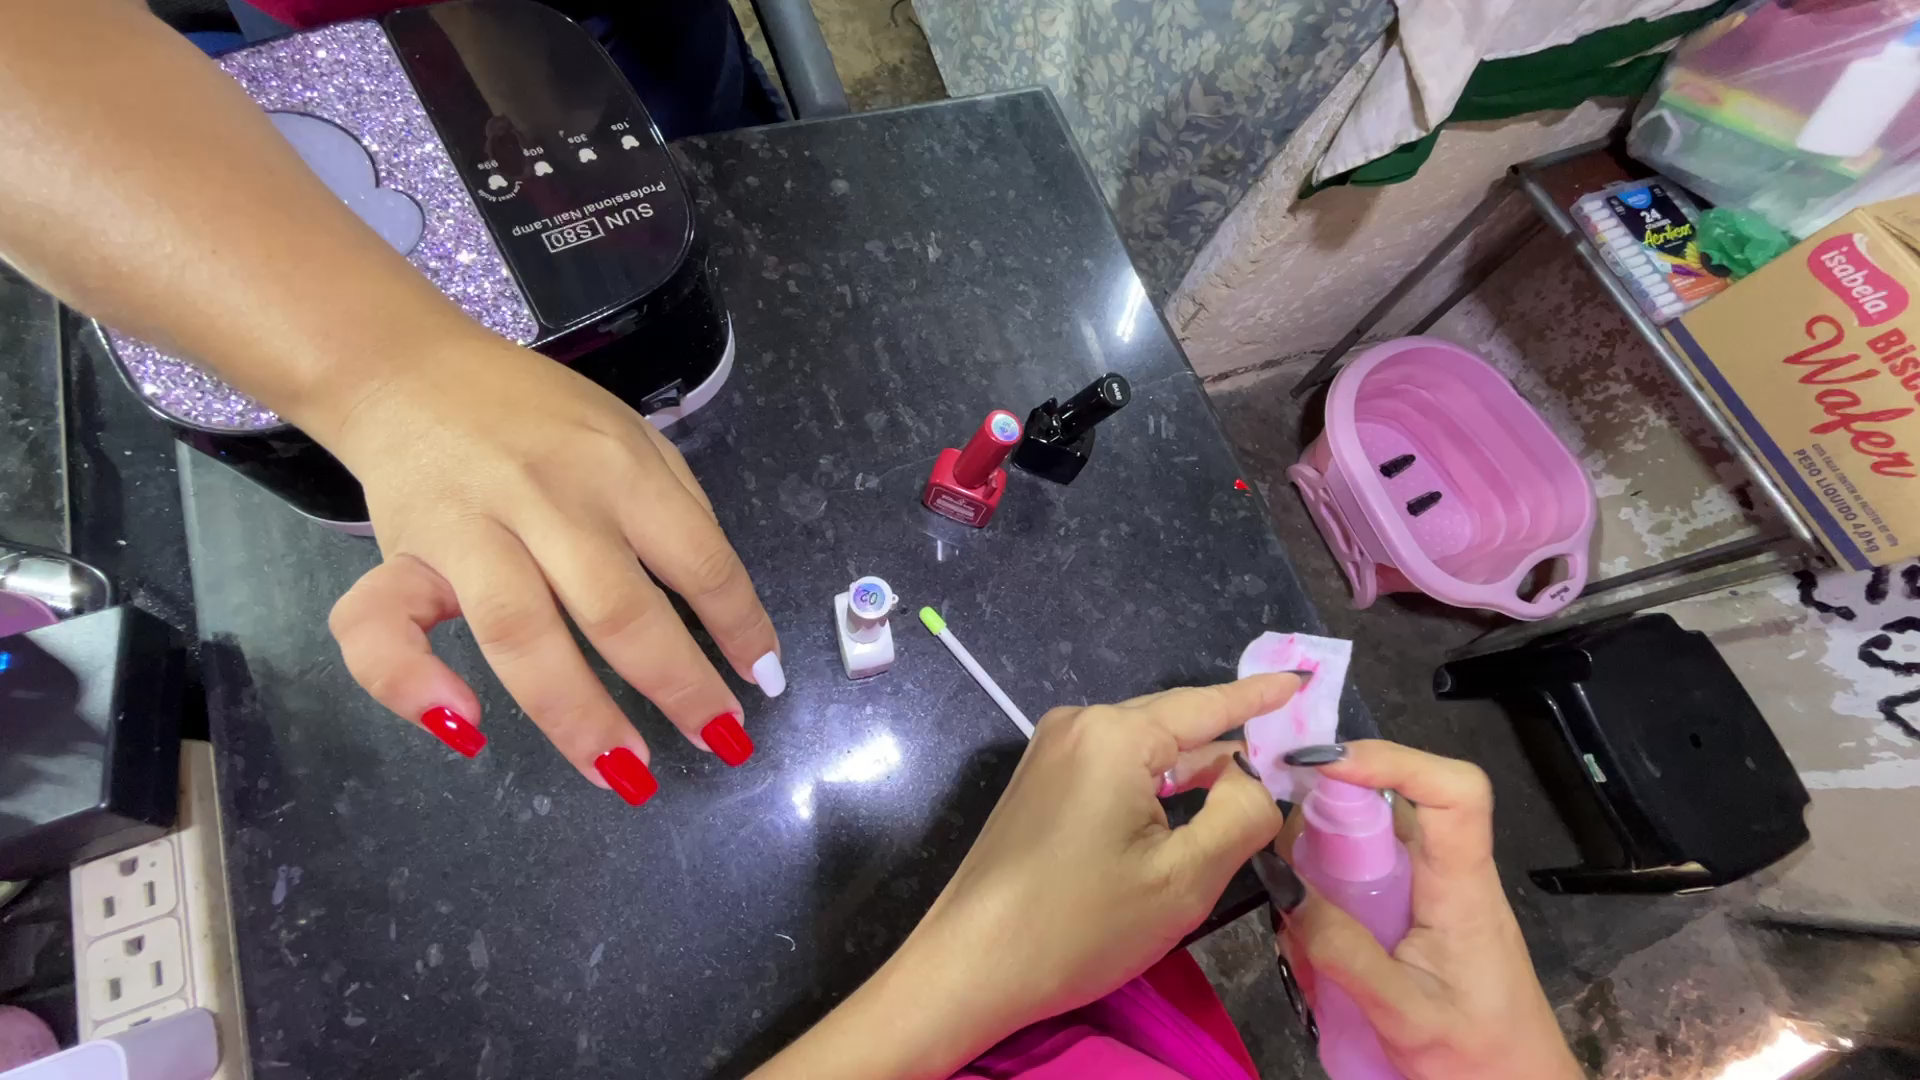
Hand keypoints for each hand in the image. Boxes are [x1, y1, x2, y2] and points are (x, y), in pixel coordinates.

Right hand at [323, 336, 780, 801]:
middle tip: (722, 741)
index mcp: (623, 471)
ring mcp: (466, 528)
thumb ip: (682, 513)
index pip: (701, 561)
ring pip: (521, 632)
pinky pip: (380, 626)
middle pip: (620, 610)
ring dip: (577, 715)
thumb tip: (726, 609)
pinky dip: (411, 684)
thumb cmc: (548, 417)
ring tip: (627, 774)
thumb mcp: (640, 441)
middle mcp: (549, 499)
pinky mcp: (394, 553)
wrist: (414, 369)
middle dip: (679, 686)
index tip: (767, 679)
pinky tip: (463, 732)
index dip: (742, 627)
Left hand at [751, 675, 1300, 1079]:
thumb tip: (1257, 777)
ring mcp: (1052, 746)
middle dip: (1227, 741)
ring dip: (1190, 766)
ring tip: (1246, 783)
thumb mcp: (1182, 879)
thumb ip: (1238, 816)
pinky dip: (1153, 778)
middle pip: (1172, 724)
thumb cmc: (1082, 922)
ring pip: (1142, 745)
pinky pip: (1112, 762)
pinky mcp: (1040, 774)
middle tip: (1286, 756)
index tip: (1300, 679)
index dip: (1256, 697)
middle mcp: (1080, 722)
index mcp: (1115, 733)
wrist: (973, 959)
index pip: (1204, 705)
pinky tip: (1181, 800)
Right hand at [1275, 741, 1580, 1079]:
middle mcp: (1445, 869)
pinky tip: (1302, 917)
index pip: (1454, 791)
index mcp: (1463, 887)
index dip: (1392, 759)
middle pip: (1393, 795)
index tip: (1321, 764)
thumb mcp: (1405, 1018)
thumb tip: (1280, 881)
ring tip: (1282, 888)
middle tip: (1268, 822)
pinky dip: (1320, 875)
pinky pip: (1357, 863)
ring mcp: (1427, 884)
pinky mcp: (1409, 903)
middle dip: (1325, 798)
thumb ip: (1342, 952)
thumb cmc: (1482, 1064)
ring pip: (1366, 828)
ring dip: (1315, 844)